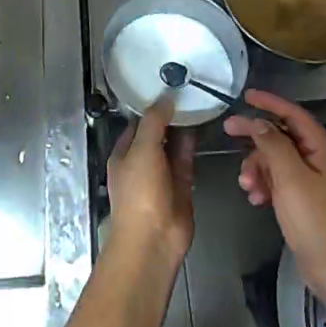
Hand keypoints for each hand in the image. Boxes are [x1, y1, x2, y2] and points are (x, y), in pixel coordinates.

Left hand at [105, 97, 197, 272]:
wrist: (154, 238)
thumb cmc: (140, 191)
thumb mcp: (142, 150)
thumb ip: (154, 122)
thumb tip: (164, 98)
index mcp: (124, 154)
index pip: (137, 124)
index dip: (150, 107)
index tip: (166, 88)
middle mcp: (142, 162)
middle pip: (156, 134)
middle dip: (168, 117)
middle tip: (185, 92)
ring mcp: (162, 174)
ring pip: (172, 146)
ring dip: (182, 129)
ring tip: (195, 104)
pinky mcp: (181, 185)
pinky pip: (186, 160)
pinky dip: (191, 145)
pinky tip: (201, 127)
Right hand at [223, 91, 325, 300]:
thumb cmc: (317, 222)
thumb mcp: (291, 179)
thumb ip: (273, 145)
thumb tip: (259, 123)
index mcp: (324, 150)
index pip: (295, 115)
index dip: (270, 103)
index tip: (246, 95)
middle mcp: (321, 162)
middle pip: (283, 138)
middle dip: (256, 139)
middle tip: (228, 133)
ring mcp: (315, 184)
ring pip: (278, 161)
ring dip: (258, 168)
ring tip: (246, 186)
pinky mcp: (307, 203)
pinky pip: (281, 183)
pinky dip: (266, 186)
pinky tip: (256, 200)